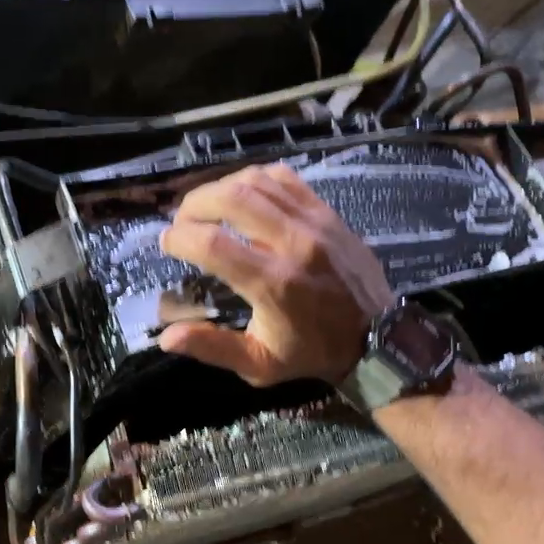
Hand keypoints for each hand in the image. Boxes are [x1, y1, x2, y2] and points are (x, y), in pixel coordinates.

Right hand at [158, 164, 394, 385]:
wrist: (377, 338)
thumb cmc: (310, 353)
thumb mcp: (259, 364)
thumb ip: (212, 348)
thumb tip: (166, 338)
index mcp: (273, 284)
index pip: (213, 244)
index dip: (180, 237)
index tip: (167, 243)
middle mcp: (293, 244)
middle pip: (232, 198)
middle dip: (194, 204)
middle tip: (181, 221)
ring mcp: (314, 222)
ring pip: (256, 181)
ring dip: (221, 188)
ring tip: (206, 207)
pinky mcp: (327, 212)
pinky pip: (284, 179)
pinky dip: (254, 180)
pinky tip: (242, 195)